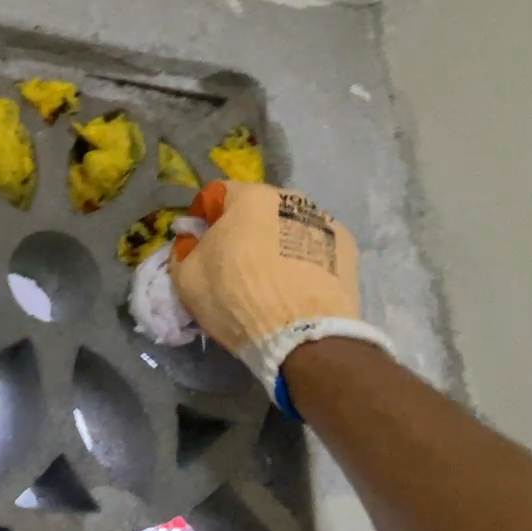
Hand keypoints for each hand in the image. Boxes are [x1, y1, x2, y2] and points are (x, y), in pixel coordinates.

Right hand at [170, 180, 389, 414]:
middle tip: (231, 260)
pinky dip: (301, 257)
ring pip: (286, 225)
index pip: (215, 194)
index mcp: (249, 197)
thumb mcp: (187, 276)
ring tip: (267, 275)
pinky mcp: (347, 248)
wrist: (303, 335)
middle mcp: (290, 199)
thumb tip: (192, 239)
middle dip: (240, 227)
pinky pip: (312, 245)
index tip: (197, 241)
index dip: (201, 217)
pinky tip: (294, 283)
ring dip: (273, 240)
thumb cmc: (236, 298)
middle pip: (254, 208)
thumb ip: (184, 248)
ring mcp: (324, 222)